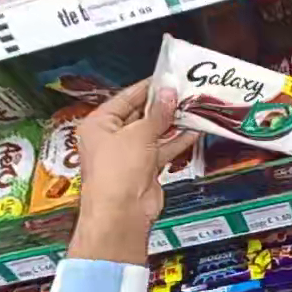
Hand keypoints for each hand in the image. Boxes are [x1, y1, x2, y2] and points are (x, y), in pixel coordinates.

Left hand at [69, 80, 197, 265]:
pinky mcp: (145, 169)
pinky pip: (163, 150)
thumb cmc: (115, 175)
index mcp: (99, 125)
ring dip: (173, 123)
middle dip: (162, 106)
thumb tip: (168, 95)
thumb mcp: (139, 134)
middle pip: (140, 115)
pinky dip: (177, 141)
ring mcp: (129, 155)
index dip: (146, 88)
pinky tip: (192, 131)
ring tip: (191, 109)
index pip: (124, 98)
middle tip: (183, 93)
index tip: (164, 80)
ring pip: (154, 133)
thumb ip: (157, 114)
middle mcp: (111, 139)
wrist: (123, 212)